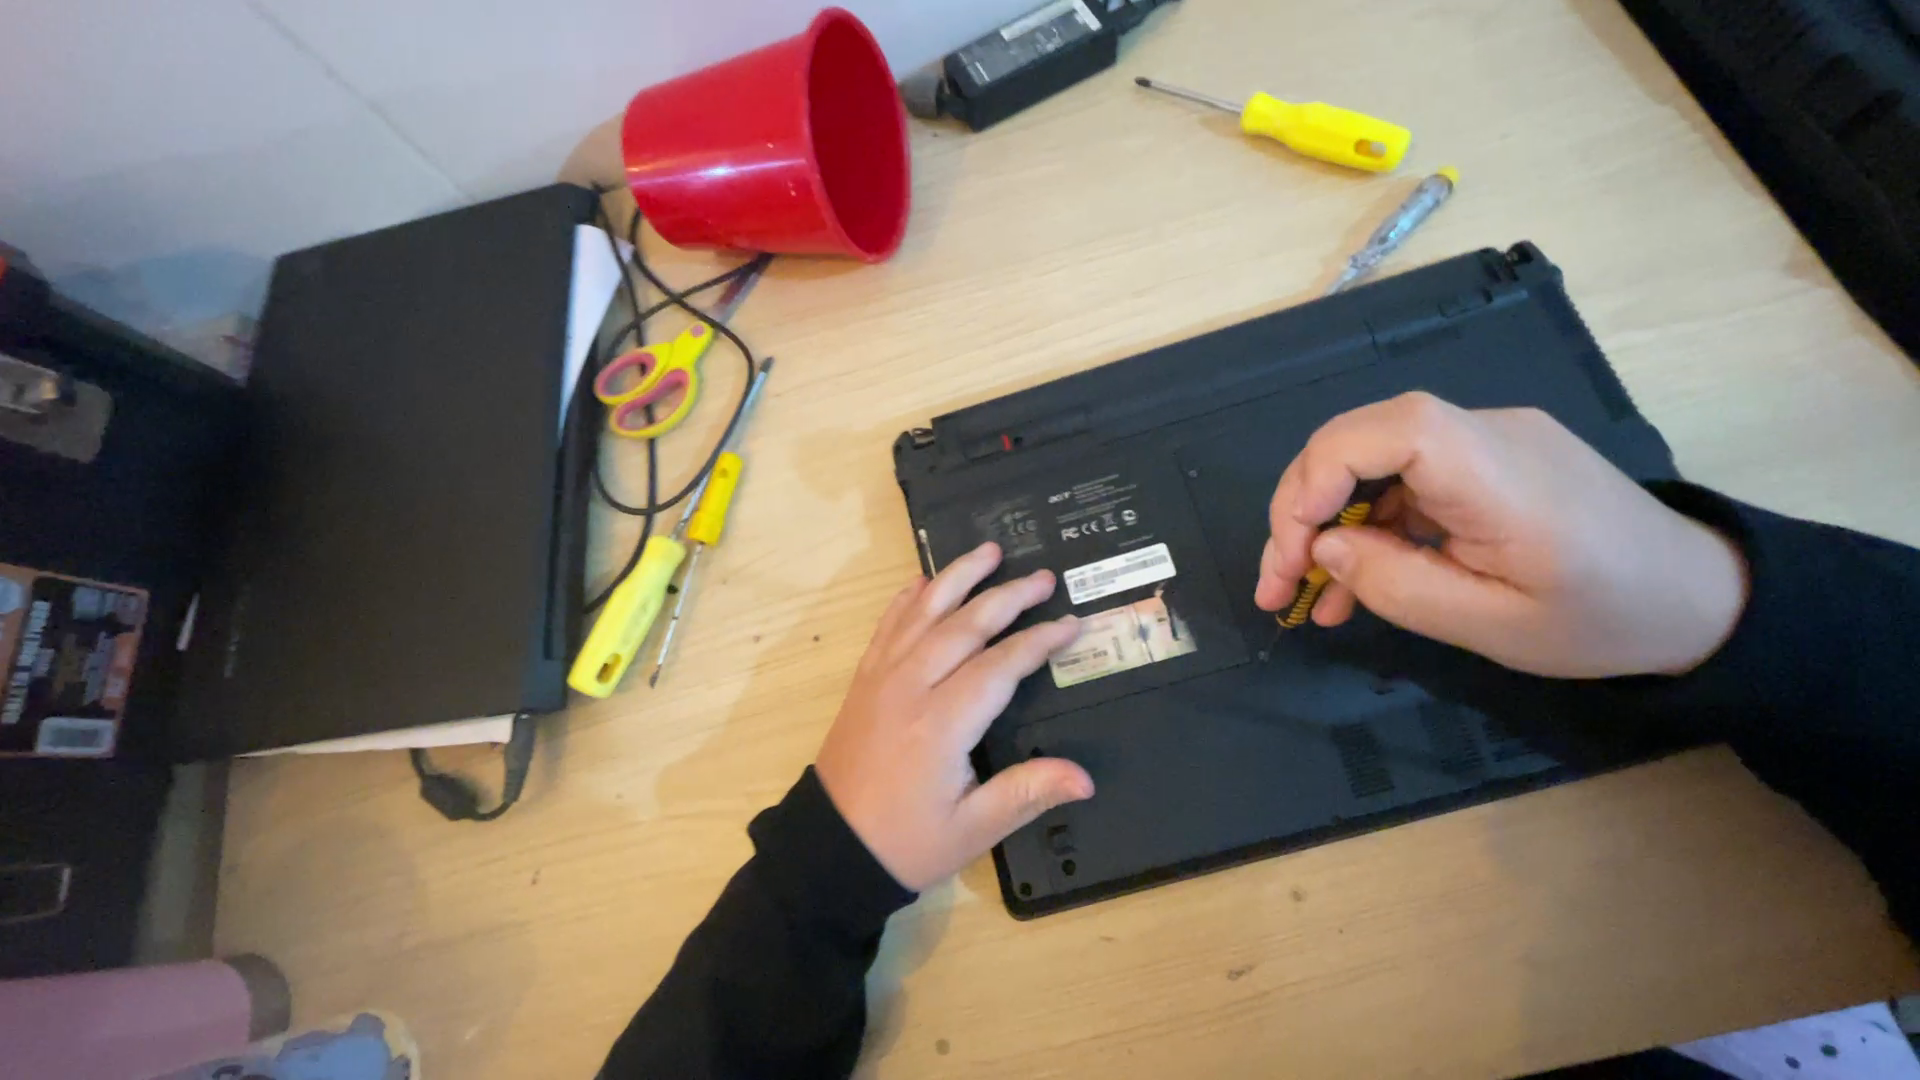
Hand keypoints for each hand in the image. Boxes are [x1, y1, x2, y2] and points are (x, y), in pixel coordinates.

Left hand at [815, 543, 1094, 891]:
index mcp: (942, 723)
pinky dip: (907, 599)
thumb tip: (1085, 778)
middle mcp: (910, 686)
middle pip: (965, 625)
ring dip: (958, 577)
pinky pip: (888, 626)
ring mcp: (882, 677)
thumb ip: (1027, 793)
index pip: (999, 666)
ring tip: (988, 550)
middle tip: (1042, 577)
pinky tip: (922, 582)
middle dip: (1007, 597)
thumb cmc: (906, 841)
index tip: (1070, 624)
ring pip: (924, 612)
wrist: (830, 846)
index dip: (1038, 642)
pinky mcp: (864, 680)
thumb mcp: (972, 829)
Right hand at [1253, 393, 1748, 677]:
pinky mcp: (1477, 463)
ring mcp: (1480, 444)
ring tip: (1298, 593)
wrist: (1700, 599)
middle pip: (1358, 441)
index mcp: (1498, 471)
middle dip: (1300, 508)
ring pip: (1367, 464)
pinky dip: (1362, 528)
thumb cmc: (1603, 619)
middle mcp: (1484, 434)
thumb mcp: (1489, 624)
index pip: (1387, 430)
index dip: (1320, 473)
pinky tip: (1347, 580)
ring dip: (1322, 523)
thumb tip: (1321, 546)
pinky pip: (1398, 484)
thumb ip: (1394, 583)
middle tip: (1275, 581)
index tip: (1295, 544)